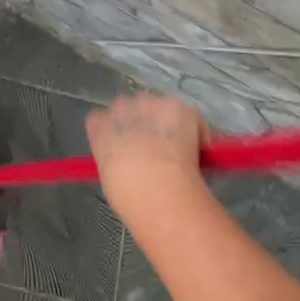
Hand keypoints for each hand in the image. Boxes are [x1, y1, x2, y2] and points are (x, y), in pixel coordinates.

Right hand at [86, 93, 210, 221]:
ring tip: (179, 148)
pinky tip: (200, 150)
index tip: (128, 150)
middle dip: (141, 122)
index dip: (117, 133)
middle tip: (155, 149)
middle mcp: (120, 108)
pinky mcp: (175, 105)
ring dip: (165, 120)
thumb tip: (130, 164)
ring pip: (158, 106)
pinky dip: (195, 128)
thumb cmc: (130, 197)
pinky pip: (187, 114)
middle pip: (129, 107)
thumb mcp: (111, 179)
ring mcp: (148, 103)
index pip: (100, 119)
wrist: (159, 190)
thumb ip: (115, 161)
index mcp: (99, 127)